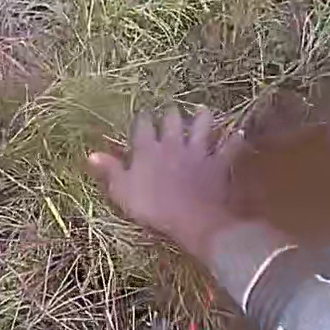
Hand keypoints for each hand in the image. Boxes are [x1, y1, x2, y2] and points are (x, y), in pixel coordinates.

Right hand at [87, 107, 244, 260]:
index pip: (143, 125)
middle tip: (170, 111)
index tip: (142, 116)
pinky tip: (238, 134)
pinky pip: (229, 149)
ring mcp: (198, 152)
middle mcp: (173, 144)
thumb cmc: (152, 207)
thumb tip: (91, 153)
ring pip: (203, 127)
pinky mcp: (218, 164)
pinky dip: (234, 142)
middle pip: (172, 120)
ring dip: (203, 118)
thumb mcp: (123, 191)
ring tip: (203, 111)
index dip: (142, 118)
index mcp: (148, 149)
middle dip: (171, 113)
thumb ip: (110, 170)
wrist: (192, 218)